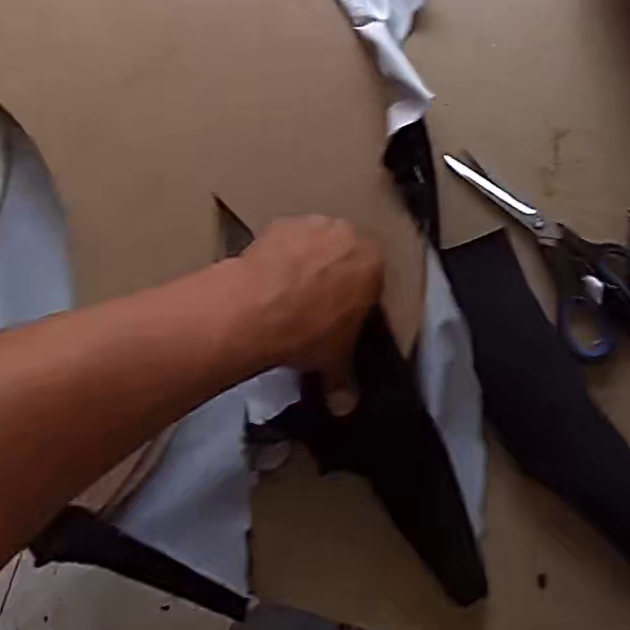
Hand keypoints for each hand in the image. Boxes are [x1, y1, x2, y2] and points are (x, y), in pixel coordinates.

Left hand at [237, 216, 383, 411]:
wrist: (256, 308)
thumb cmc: (308, 331)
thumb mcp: (333, 359)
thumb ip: (343, 379)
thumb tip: (344, 406)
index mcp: (372, 261)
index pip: (373, 276)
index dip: (359, 294)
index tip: (345, 311)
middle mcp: (345, 233)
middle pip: (344, 251)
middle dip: (334, 271)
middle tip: (317, 301)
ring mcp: (310, 223)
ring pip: (314, 240)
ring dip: (306, 258)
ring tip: (288, 290)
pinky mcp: (278, 222)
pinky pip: (285, 239)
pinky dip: (279, 253)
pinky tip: (268, 278)